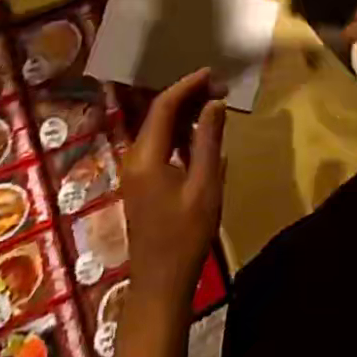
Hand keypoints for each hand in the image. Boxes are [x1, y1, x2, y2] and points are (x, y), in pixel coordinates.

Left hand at [119, 69, 225, 308]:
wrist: (160, 283)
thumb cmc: (185, 235)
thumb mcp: (205, 185)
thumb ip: (208, 140)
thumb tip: (214, 103)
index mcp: (146, 156)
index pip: (164, 106)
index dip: (188, 85)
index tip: (213, 72)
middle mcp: (135, 158)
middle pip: (159, 114)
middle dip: (189, 95)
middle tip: (221, 87)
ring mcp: (136, 171)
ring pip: (160, 128)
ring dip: (186, 112)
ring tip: (217, 103)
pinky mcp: (142, 182)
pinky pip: (161, 144)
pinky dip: (181, 131)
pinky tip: (203, 132)